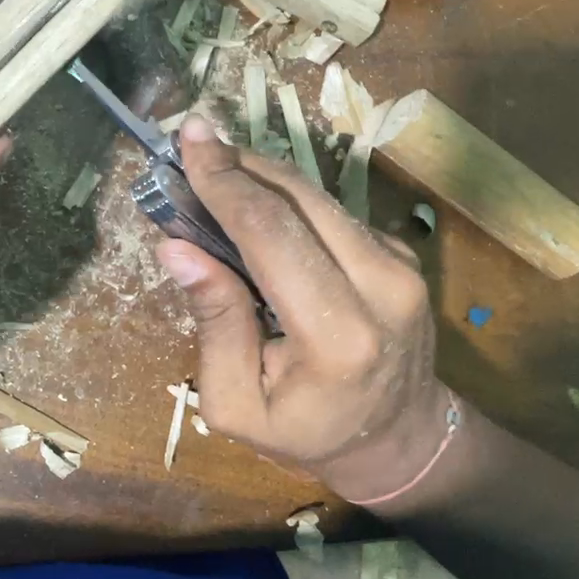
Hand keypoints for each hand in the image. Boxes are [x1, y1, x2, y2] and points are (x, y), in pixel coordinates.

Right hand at [155, 116, 451, 503]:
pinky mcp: (402, 255)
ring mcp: (400, 266)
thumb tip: (177, 249)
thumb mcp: (236, 404)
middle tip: (192, 138)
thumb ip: (214, 325)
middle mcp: (381, 287)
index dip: (226, 185)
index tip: (187, 145)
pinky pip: (333, 214)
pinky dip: (288, 200)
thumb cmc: (306, 433)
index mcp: (337, 335)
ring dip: (262, 174)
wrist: (401, 440)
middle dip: (241, 164)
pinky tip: (253, 200)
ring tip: (213, 162)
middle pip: (301, 200)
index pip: (273, 236)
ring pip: (320, 197)